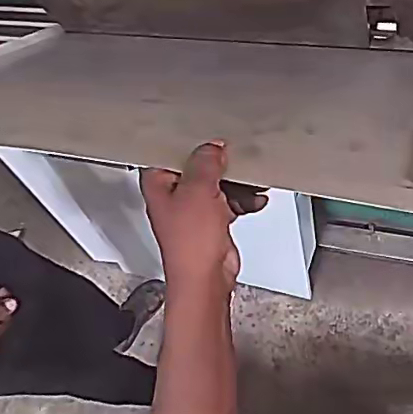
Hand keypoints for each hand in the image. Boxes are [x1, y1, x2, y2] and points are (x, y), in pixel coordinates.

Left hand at [140, 142, 265, 287]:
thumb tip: (212, 147)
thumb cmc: (190, 244)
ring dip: (236, 183)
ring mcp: (193, 209)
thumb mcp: (198, 189)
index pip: (171, 152)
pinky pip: (230, 201)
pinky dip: (243, 199)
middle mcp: (173, 196)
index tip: (210, 136)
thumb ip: (206, 162)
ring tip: (252, 181)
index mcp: (158, 184)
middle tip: (234, 156)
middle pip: (198, 167)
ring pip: (217, 184)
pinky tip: (254, 199)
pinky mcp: (212, 221)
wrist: (207, 277)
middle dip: (219, 164)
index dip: (191, 143)